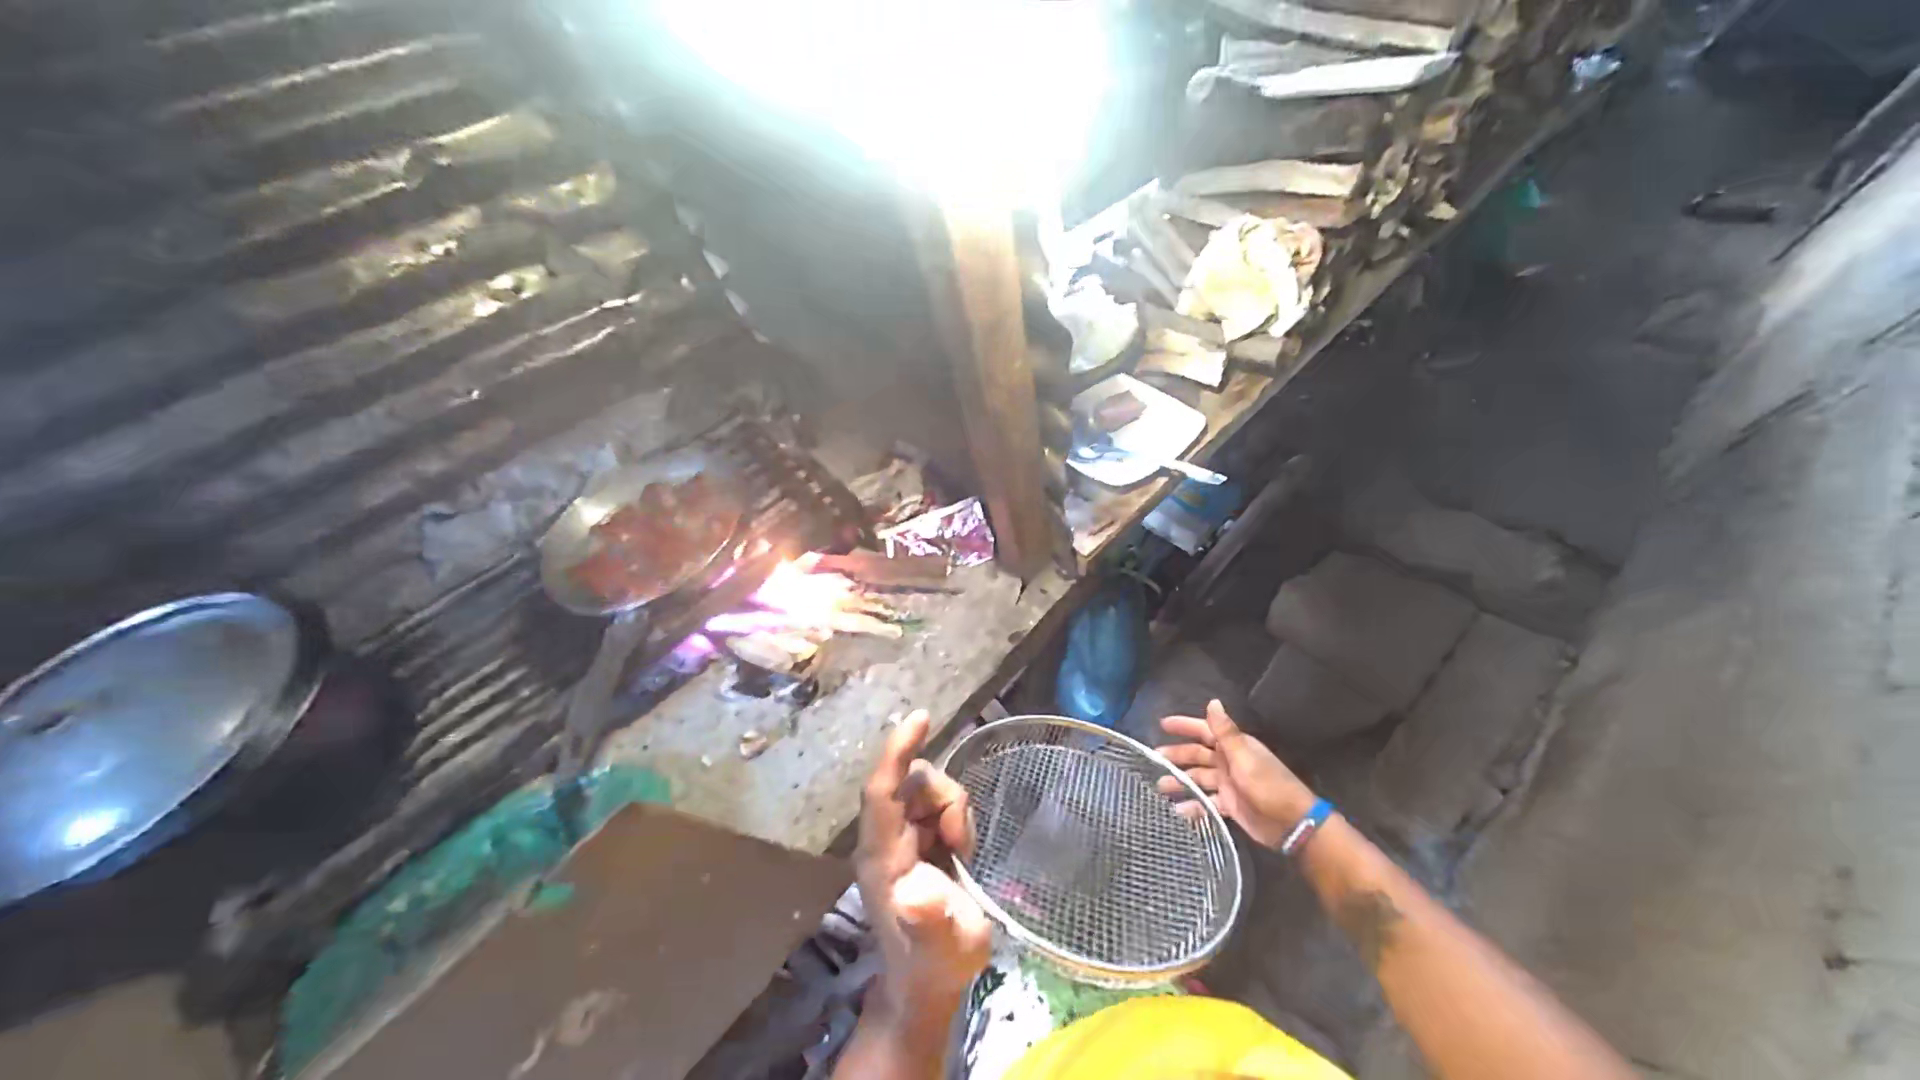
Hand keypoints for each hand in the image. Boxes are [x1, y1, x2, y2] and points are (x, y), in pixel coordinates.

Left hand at [855, 710, 992, 1032]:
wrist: (930, 981)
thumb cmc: (935, 964)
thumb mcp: (942, 947)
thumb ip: (930, 919)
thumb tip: (916, 893)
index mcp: (881, 857)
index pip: (882, 791)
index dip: (897, 752)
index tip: (920, 718)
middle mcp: (885, 838)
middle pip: (913, 782)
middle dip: (944, 799)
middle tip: (960, 843)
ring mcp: (902, 836)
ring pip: (928, 788)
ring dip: (953, 810)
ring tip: (961, 852)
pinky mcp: (918, 837)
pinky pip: (939, 802)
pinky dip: (956, 817)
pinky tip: (960, 850)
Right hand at [1158, 699, 1317, 849]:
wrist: (1293, 824)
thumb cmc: (1269, 786)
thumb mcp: (1245, 757)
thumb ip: (1225, 732)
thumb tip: (1213, 701)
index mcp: (1233, 747)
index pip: (1204, 731)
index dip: (1184, 726)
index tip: (1162, 724)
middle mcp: (1228, 762)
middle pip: (1196, 755)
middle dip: (1176, 756)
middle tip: (1154, 759)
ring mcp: (1228, 784)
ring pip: (1198, 778)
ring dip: (1180, 782)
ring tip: (1160, 787)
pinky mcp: (1229, 805)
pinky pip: (1206, 803)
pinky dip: (1193, 806)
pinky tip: (1178, 811)